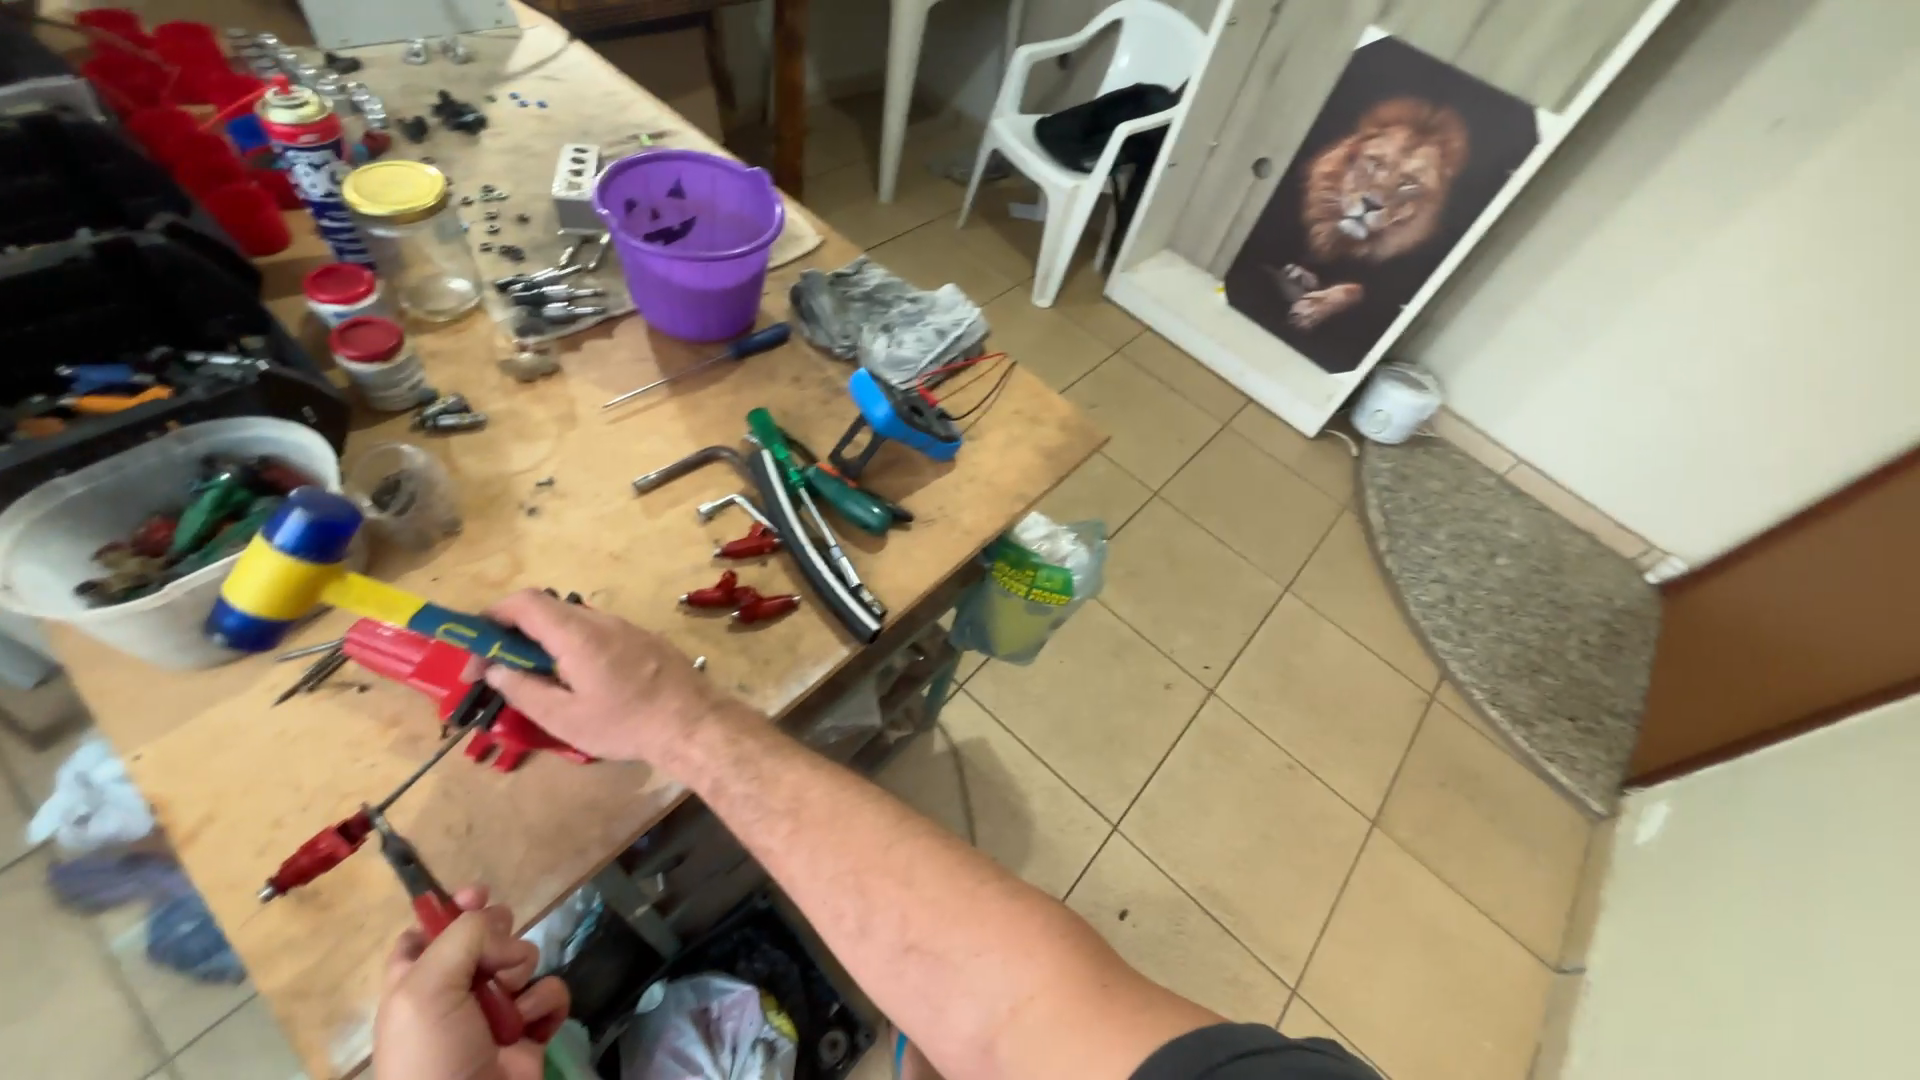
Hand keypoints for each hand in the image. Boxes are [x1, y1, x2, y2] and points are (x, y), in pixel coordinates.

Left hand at [374, 886, 568, 1079]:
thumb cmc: (432, 1057)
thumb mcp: (427, 988)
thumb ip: (465, 936)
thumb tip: (502, 931)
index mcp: (413, 984)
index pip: (426, 932)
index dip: (451, 910)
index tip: (480, 893)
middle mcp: (453, 993)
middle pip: (486, 938)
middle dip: (500, 940)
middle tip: (496, 960)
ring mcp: (494, 1012)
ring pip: (524, 961)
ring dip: (523, 977)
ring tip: (510, 1011)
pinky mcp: (530, 1030)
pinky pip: (551, 992)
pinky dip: (547, 1005)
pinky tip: (533, 1027)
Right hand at [479, 589, 746, 762]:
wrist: (695, 722)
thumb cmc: (626, 724)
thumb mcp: (564, 718)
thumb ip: (524, 690)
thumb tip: (495, 670)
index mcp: (578, 634)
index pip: (524, 602)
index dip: (491, 618)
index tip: (476, 652)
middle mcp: (603, 621)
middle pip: (548, 609)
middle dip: (514, 633)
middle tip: (499, 670)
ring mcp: (628, 627)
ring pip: (574, 621)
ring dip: (546, 641)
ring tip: (537, 679)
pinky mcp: (644, 639)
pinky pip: (599, 632)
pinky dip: (575, 646)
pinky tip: (578, 680)